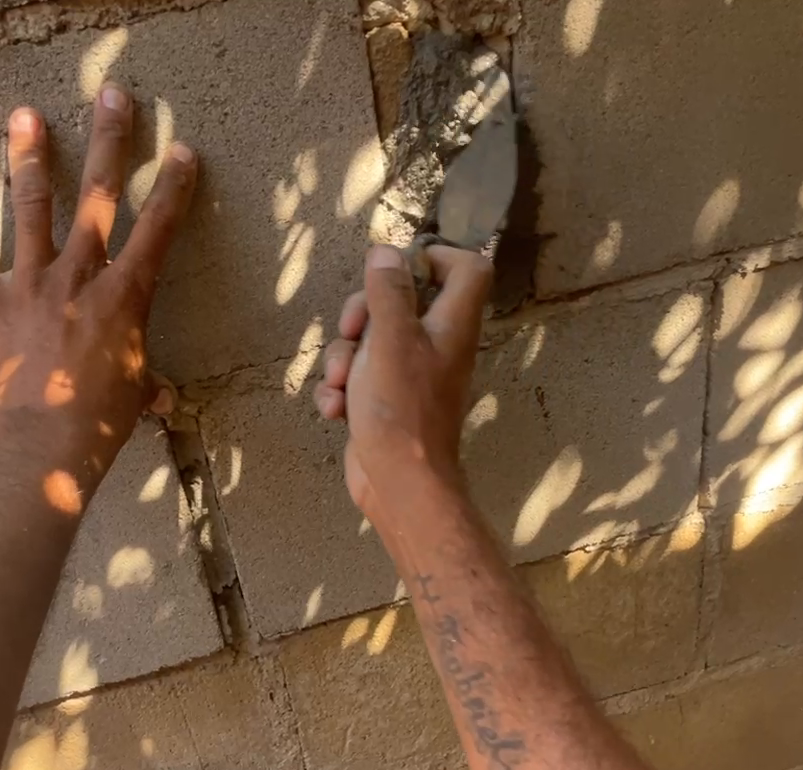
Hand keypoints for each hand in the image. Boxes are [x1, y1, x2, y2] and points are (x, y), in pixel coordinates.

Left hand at [0, 83, 196, 460]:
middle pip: (97, 196)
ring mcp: (30, 284)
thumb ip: (147, 387)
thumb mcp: (134, 400)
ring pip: (30, 207)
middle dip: (108, 141)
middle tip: (111, 95)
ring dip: (29, 158)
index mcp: (124, 296)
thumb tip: (162, 401)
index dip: (173, 189)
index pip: (158, 231)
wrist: (45, 441)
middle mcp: (79, 275)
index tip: (182, 150)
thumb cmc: (102, 422)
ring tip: (24, 116)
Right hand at [315, 244, 492, 523]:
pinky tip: (336, 409)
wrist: (399, 483)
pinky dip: (341, 390)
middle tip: (352, 330)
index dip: (437, 256)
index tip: (398, 266)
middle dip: (361, 312)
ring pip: (367, 341)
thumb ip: (389, 293)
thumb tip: (387, 253)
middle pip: (398, 302)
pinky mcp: (381, 402)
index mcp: (450, 325)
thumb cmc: (401, 410)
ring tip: (342, 385)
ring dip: (342, 358)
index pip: (467, 269)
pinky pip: (356, 378)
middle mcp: (433, 346)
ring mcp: (406, 376)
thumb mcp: (390, 340)